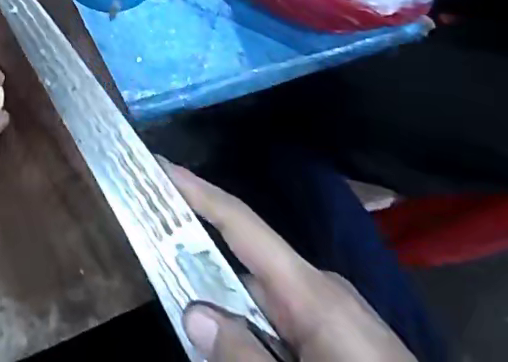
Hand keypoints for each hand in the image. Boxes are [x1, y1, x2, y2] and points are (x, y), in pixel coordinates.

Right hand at [169, 164, 416, 361]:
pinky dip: (260, 332)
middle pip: (249, 269)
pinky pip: (289, 322)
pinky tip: (243, 346)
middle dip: (206, 273)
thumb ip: (244, 354)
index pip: (244, 225)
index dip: (200, 192)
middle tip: (161, 268)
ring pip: (267, 302)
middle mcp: (324, 289)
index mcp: (314, 292)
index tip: (161, 165)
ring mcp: (339, 313)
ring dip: (234, 314)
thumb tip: (193, 309)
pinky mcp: (345, 337)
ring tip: (199, 321)